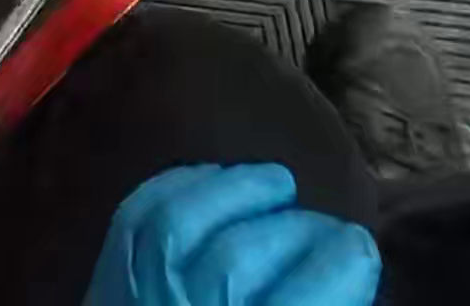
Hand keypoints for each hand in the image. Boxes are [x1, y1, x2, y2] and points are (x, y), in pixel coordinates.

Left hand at [84, 164, 378, 305]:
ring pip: (183, 220)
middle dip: (295, 230)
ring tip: (278, 181)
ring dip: (237, 189)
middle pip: (238, 258)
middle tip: (329, 224)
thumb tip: (345, 279)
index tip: (361, 244)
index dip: (336, 269)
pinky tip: (214, 177)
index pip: (296, 305)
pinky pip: (141, 210)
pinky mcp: (108, 270)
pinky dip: (181, 183)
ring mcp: (136, 293)